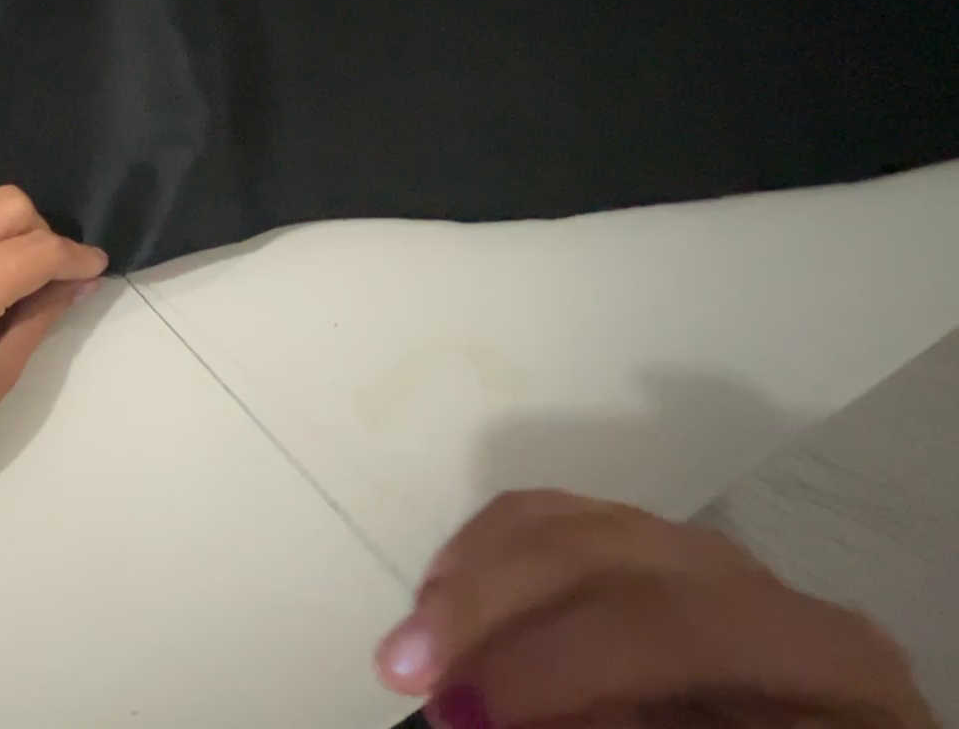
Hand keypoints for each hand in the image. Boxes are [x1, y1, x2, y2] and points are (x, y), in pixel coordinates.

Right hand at [376, 490, 935, 728]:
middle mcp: (749, 580)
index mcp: (816, 654)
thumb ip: (614, 727)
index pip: (658, 629)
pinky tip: (442, 587)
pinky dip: (479, 548)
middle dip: (482, 613)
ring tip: (414, 637)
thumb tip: (504, 712)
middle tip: (404, 668)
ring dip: (466, 577)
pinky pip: (542, 512)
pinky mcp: (632, 536)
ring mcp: (685, 548)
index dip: (547, 667)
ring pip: (554, 519)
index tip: (460, 716)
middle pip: (592, 558)